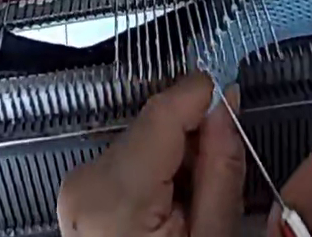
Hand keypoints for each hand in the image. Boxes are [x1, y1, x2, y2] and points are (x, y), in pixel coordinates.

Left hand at [58, 74, 245, 236]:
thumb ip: (222, 166)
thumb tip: (226, 100)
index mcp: (115, 194)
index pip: (166, 107)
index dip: (204, 98)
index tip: (232, 109)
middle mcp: (86, 179)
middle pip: (158, 123)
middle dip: (194, 140)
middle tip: (212, 187)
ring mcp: (78, 186)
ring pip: (148, 136)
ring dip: (177, 156)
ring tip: (187, 208)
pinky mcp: (80, 192)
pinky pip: (132, 157)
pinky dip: (157, 171)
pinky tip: (165, 212)